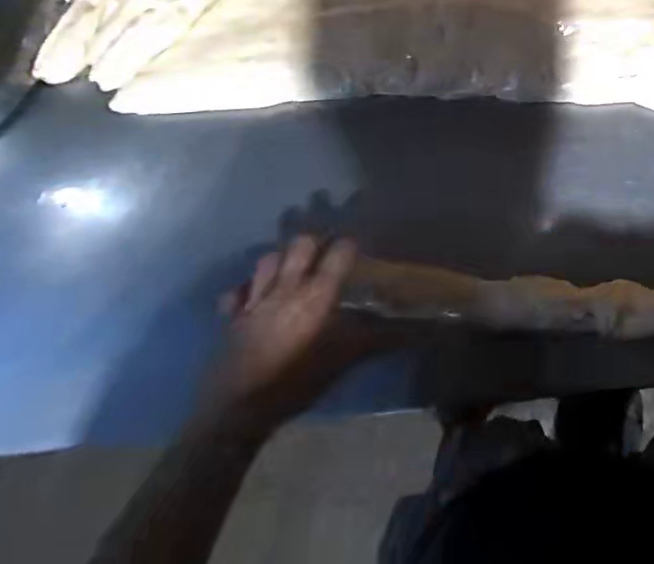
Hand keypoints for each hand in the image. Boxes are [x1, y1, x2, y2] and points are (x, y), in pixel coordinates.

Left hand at [200, 234, 378, 432]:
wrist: (238, 411)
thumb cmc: (297, 380)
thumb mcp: (346, 359)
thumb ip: (380, 337)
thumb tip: (422, 330)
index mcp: (318, 293)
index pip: (340, 251)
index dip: (350, 246)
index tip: (358, 253)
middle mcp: (286, 286)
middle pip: (301, 243)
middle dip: (315, 243)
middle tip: (325, 255)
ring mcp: (255, 299)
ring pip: (267, 259)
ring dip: (281, 259)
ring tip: (292, 269)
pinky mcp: (231, 317)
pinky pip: (236, 292)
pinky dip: (245, 289)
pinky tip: (254, 296)